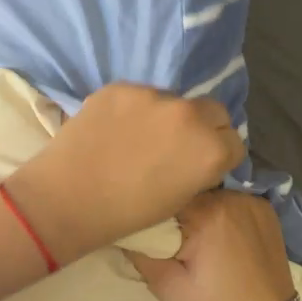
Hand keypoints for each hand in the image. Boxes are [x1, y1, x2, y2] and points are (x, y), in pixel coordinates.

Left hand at [5, 84, 243, 263]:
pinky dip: (133, 110)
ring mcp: (153, 96)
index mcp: (211, 150)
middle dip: (204, 126)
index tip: (202, 164)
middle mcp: (190, 115)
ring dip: (166, 116)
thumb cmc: (125, 214)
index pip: (234, 142)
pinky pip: (139, 96)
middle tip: (177, 146)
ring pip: (173, 101)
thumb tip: (198, 156)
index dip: (220, 155)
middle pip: (214, 111)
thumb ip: (198, 170)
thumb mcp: (179, 200)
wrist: (67, 199)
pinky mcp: (121, 87)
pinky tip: (114, 131)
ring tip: (138, 139)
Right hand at [126, 190, 297, 300]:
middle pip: (190, 191)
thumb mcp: (166, 285)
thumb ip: (139, 251)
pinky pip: (234, 201)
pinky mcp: (267, 210)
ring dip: (202, 209)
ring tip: (201, 238)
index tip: (151, 228)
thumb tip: (124, 227)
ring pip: (212, 194)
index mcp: (205, 213)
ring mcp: (253, 201)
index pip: (167, 194)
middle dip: (179, 209)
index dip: (155, 210)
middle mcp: (231, 198)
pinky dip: (225, 212)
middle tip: (177, 238)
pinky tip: (224, 235)